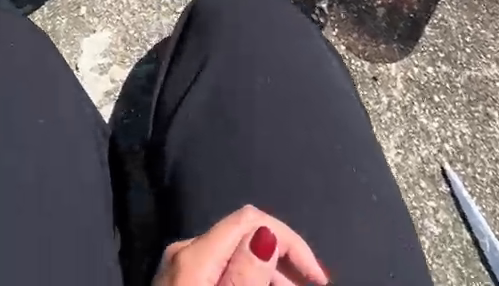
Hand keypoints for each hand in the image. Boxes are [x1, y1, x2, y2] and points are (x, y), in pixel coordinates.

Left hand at [152, 205, 328, 285]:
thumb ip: (246, 276)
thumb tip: (267, 232)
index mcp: (194, 254)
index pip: (250, 219)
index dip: (291, 242)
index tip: (319, 281)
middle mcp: (185, 253)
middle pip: (244, 240)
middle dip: (282, 269)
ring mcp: (179, 271)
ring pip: (234, 261)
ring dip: (267, 281)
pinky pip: (220, 276)